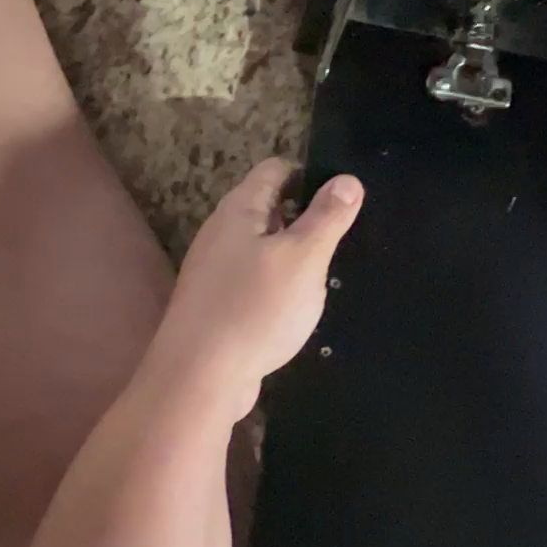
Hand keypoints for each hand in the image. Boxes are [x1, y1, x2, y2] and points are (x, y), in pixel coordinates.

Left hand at [143, 159, 365, 418]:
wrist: (198, 376)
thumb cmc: (255, 308)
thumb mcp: (304, 258)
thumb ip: (327, 217)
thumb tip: (348, 179)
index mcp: (240, 209)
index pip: (275, 170)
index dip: (309, 175)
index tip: (342, 200)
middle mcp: (220, 231)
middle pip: (267, 207)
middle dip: (303, 218)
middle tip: (338, 240)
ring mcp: (213, 269)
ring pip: (260, 247)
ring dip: (291, 256)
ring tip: (322, 276)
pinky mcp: (214, 303)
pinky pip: (251, 280)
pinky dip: (275, 286)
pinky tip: (293, 310)